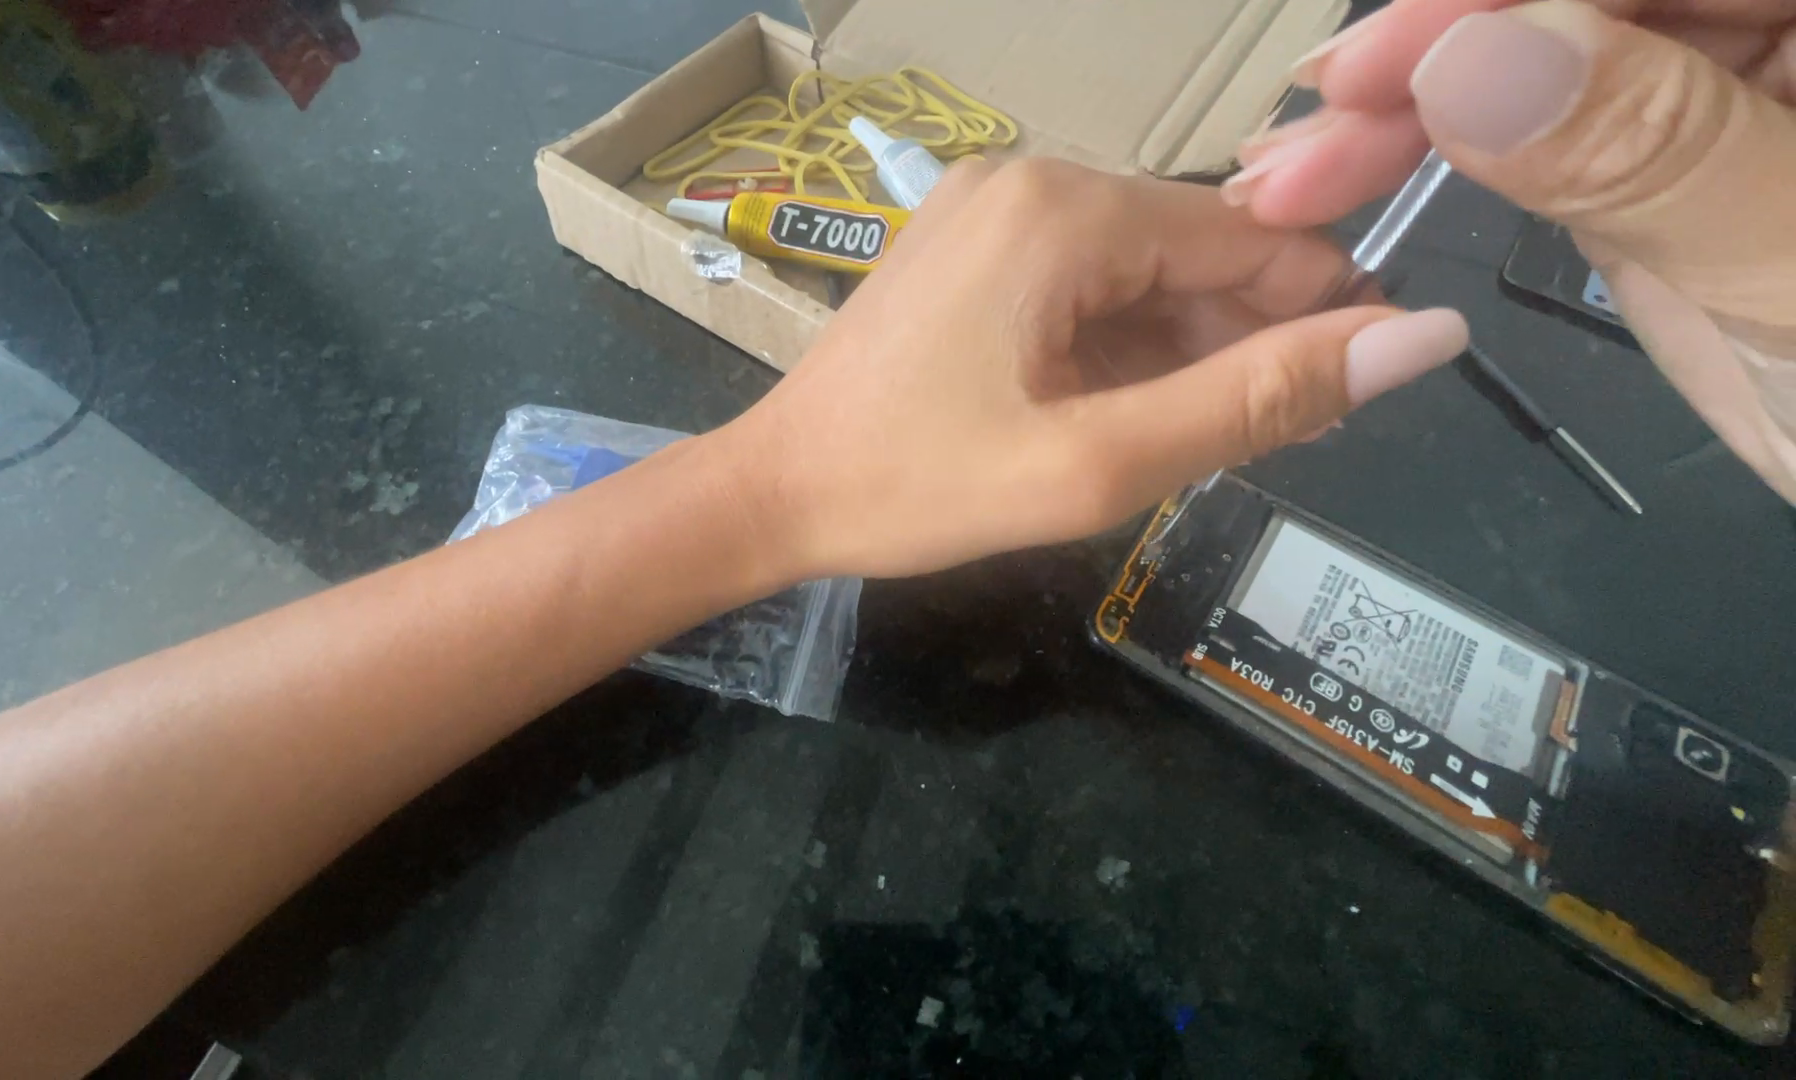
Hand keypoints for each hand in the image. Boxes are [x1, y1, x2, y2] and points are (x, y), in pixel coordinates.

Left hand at [716, 159, 1468, 579]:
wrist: (776, 492)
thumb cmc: (917, 488)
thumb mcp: (1095, 463)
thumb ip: (1251, 402)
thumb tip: (1418, 341)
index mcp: (1063, 212)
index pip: (1245, 237)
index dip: (1315, 308)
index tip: (1355, 384)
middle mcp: (1023, 185)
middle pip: (1183, 253)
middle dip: (1235, 338)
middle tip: (1270, 432)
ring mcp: (979, 217)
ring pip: (1124, 275)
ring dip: (1172, 350)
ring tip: (1196, 434)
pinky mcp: (954, 258)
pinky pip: (1065, 289)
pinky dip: (1106, 345)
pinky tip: (1118, 406)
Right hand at [1224, 0, 1795, 500]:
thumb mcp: (1787, 270)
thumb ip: (1643, 151)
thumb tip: (1467, 62)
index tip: (1364, 69)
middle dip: (1426, 61)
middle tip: (1298, 145)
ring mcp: (1724, 73)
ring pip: (1541, 50)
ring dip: (1401, 110)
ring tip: (1290, 175)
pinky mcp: (1659, 140)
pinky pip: (1533, 113)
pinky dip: (1432, 143)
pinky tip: (1349, 169)